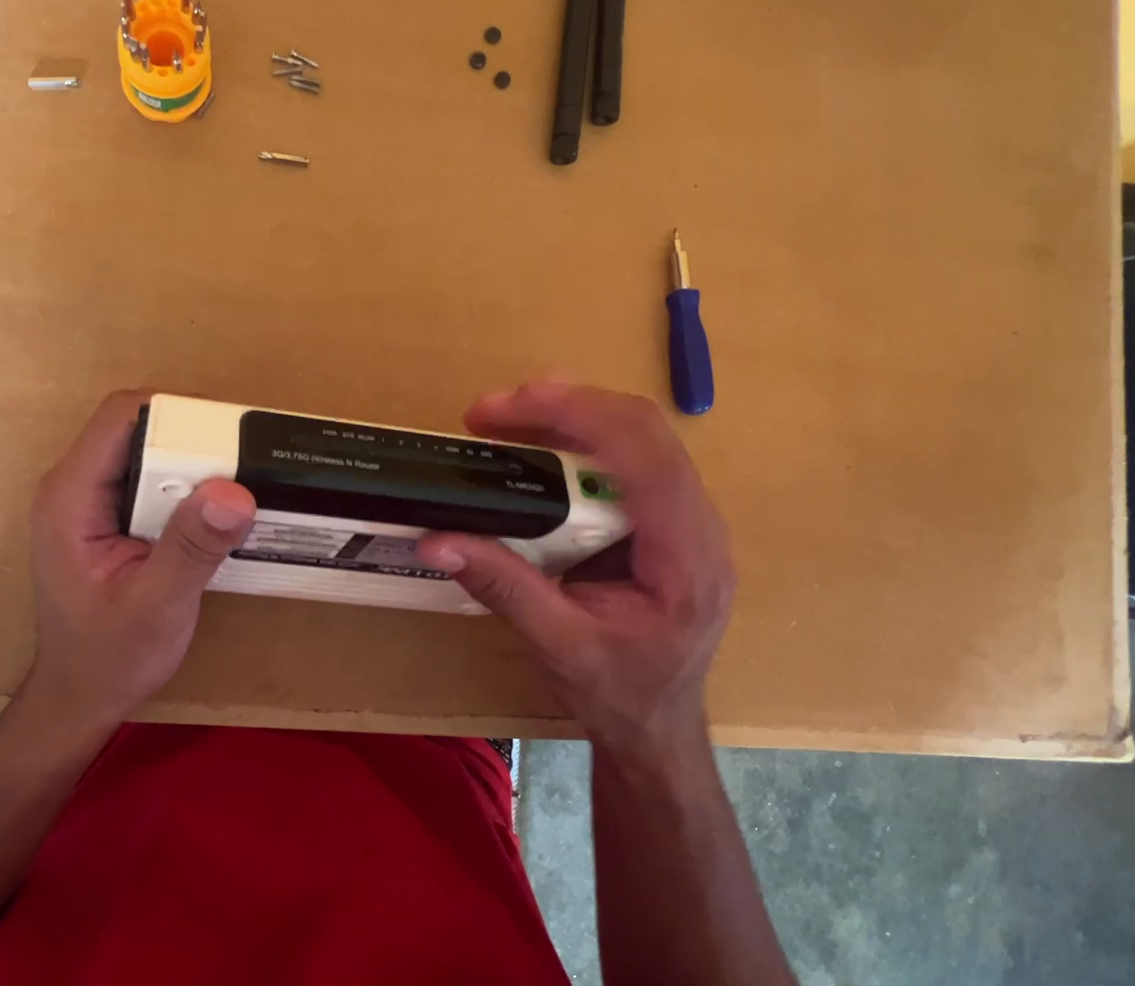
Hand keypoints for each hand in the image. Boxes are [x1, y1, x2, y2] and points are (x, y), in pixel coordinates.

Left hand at [25, 390, 256, 726]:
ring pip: (146, 451)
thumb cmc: (109, 659)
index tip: (232, 433)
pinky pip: (149, 478)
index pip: (120, 417)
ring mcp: (87, 500)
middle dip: (194, 438)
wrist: (81, 697)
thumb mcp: (156, 608)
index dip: (178, 413)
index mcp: (70, 497)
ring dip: (194, 462)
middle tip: (248, 459)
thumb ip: (191, 548)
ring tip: (243, 480)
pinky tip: (218, 508)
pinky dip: (186, 485)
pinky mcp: (106, 516)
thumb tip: (235, 492)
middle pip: (136, 428)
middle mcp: (73, 486)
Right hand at [418, 382, 733, 757]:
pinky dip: (574, 442)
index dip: (577, 415)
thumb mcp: (559, 648)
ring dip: (567, 416)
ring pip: (635, 435)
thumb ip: (504, 588)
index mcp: (687, 555)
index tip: (504, 408)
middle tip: (487, 413)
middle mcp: (699, 524)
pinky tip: (531, 448)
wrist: (657, 728)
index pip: (644, 455)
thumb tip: (435, 541)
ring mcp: (686, 518)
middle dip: (563, 405)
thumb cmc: (619, 695)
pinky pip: (625, 458)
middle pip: (642, 429)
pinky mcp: (664, 520)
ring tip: (500, 421)